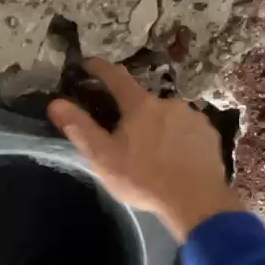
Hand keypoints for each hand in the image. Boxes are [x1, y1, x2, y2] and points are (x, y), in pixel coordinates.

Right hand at [48, 59, 243, 239]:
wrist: (196, 201)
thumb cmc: (144, 178)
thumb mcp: (103, 157)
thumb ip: (80, 128)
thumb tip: (55, 103)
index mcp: (141, 105)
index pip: (117, 78)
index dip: (100, 69)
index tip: (88, 64)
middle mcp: (169, 103)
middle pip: (144, 103)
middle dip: (132, 114)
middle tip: (124, 137)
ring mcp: (193, 118)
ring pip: (167, 118)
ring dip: (157, 129)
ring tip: (151, 154)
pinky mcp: (209, 135)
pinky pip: (187, 131)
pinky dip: (177, 140)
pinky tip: (174, 159)